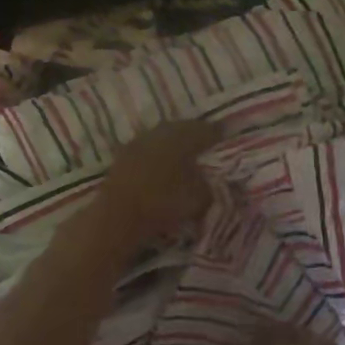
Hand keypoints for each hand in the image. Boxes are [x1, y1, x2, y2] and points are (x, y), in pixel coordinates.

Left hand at [94, 120, 221, 246]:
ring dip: (173, 145)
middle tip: (204, 146)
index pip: (206, 129)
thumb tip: (216, 180)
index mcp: (182, 135)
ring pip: (162, 138)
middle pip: (182, 129)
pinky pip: (147, 151)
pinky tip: (161, 167)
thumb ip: (211, 186)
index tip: (225, 140)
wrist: (119, 215)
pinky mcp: (122, 156)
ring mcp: (138, 142)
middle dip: (194, 136)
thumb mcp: (200, 197)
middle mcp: (160, 132)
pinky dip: (156, 157)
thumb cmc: (164, 202)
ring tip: (183, 157)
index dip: (217, 135)